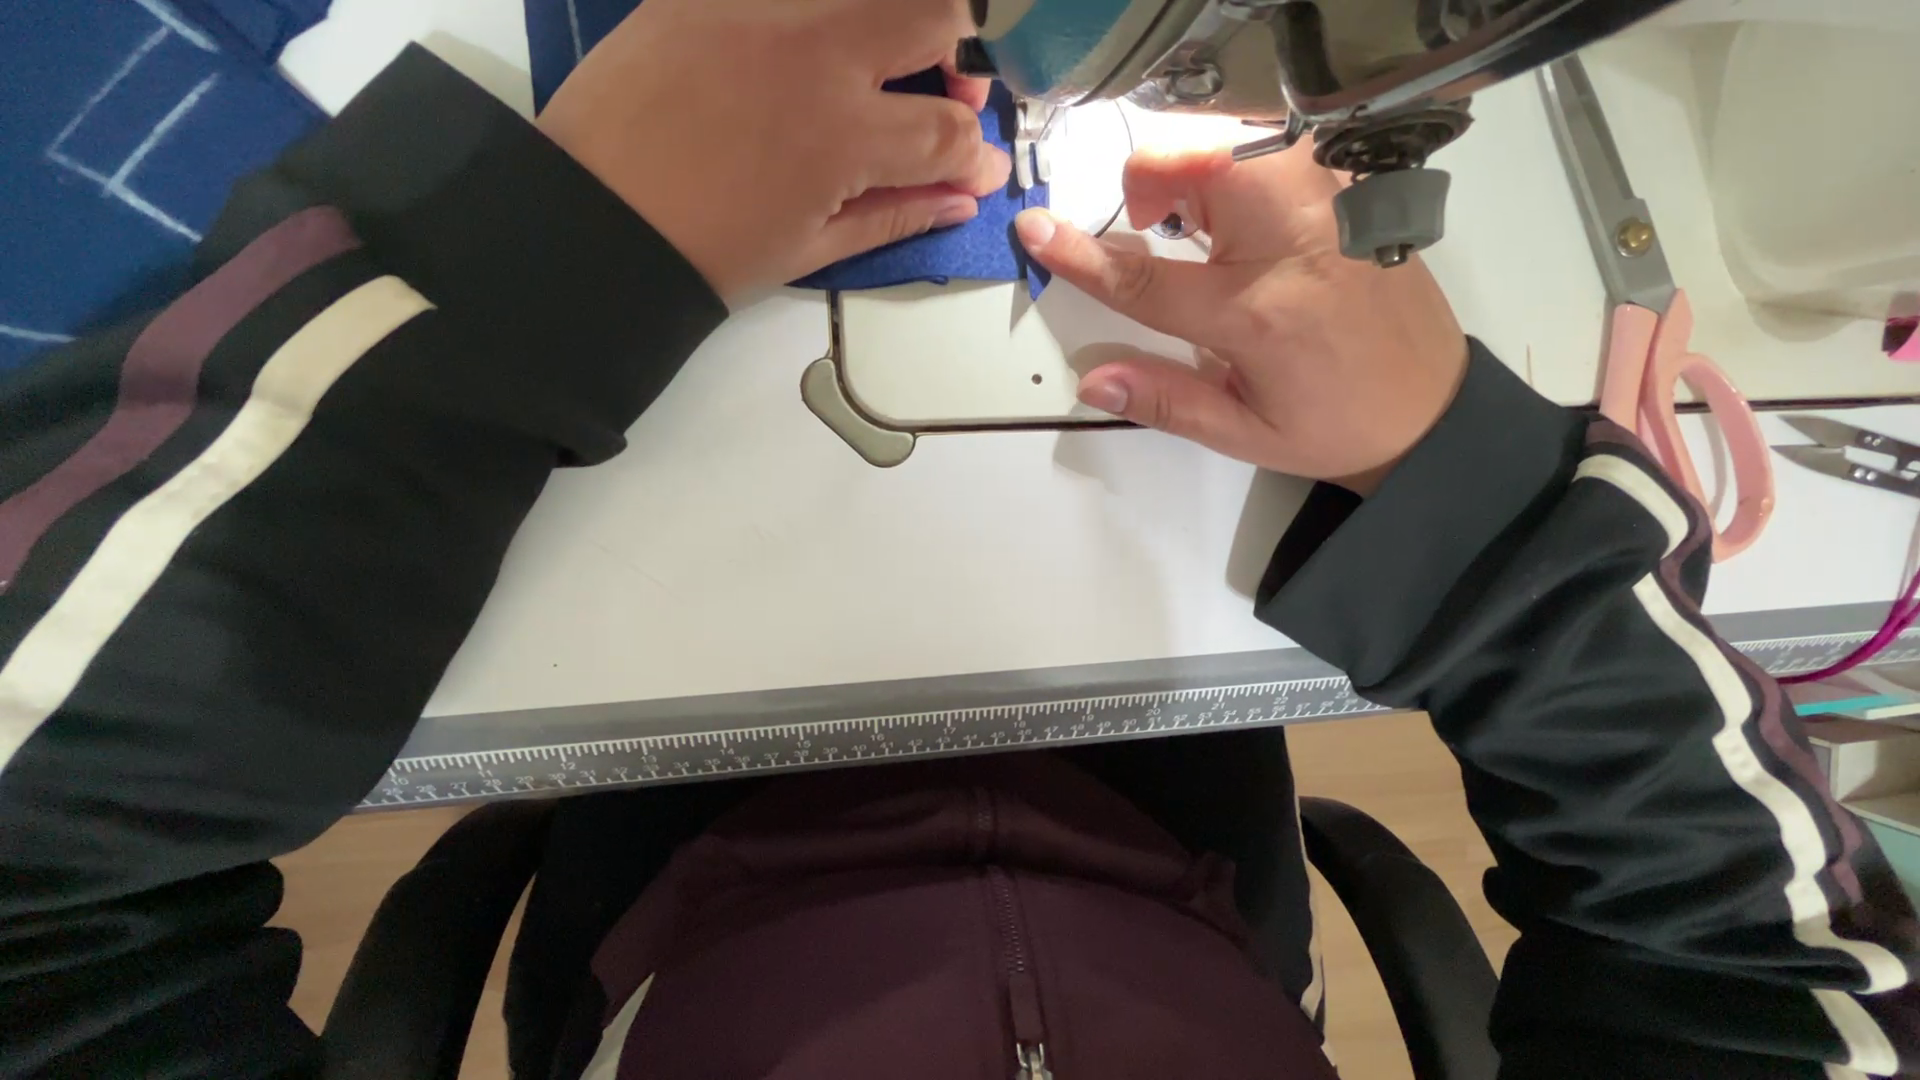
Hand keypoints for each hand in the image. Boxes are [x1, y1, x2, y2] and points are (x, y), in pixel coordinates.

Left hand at [539, 0, 1011, 303]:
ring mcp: (761, 7)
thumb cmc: (708, 251)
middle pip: (933, 10)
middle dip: (963, 54)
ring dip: (900, 20)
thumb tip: (958, 200)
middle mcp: (816, 51)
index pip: (949, 131)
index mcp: (844, 136)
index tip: (979, 172)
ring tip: (885, 62)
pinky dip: (824, 16)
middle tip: (947, 92)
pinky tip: (813, 51)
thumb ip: (896, 214)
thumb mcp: (812, 248)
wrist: (596, 218)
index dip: (978, 156)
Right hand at [1015, 145, 1468, 494]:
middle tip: (1154, 225)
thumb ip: (1164, 401)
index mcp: (1261, 315)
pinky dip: (1242, 157)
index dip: (1082, 254)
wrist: (1433, 407)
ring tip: (1200, 221)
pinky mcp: (1357, 191)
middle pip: (1202, 159)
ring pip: (1244, 134)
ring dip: (1199, 165)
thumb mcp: (1242, 432)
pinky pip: (1284, 141)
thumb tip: (1093, 381)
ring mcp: (1336, 206)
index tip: (1036, 228)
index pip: (1148, 277)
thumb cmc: (1336, 425)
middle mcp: (1299, 244)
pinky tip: (1244, 209)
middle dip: (1152, 176)